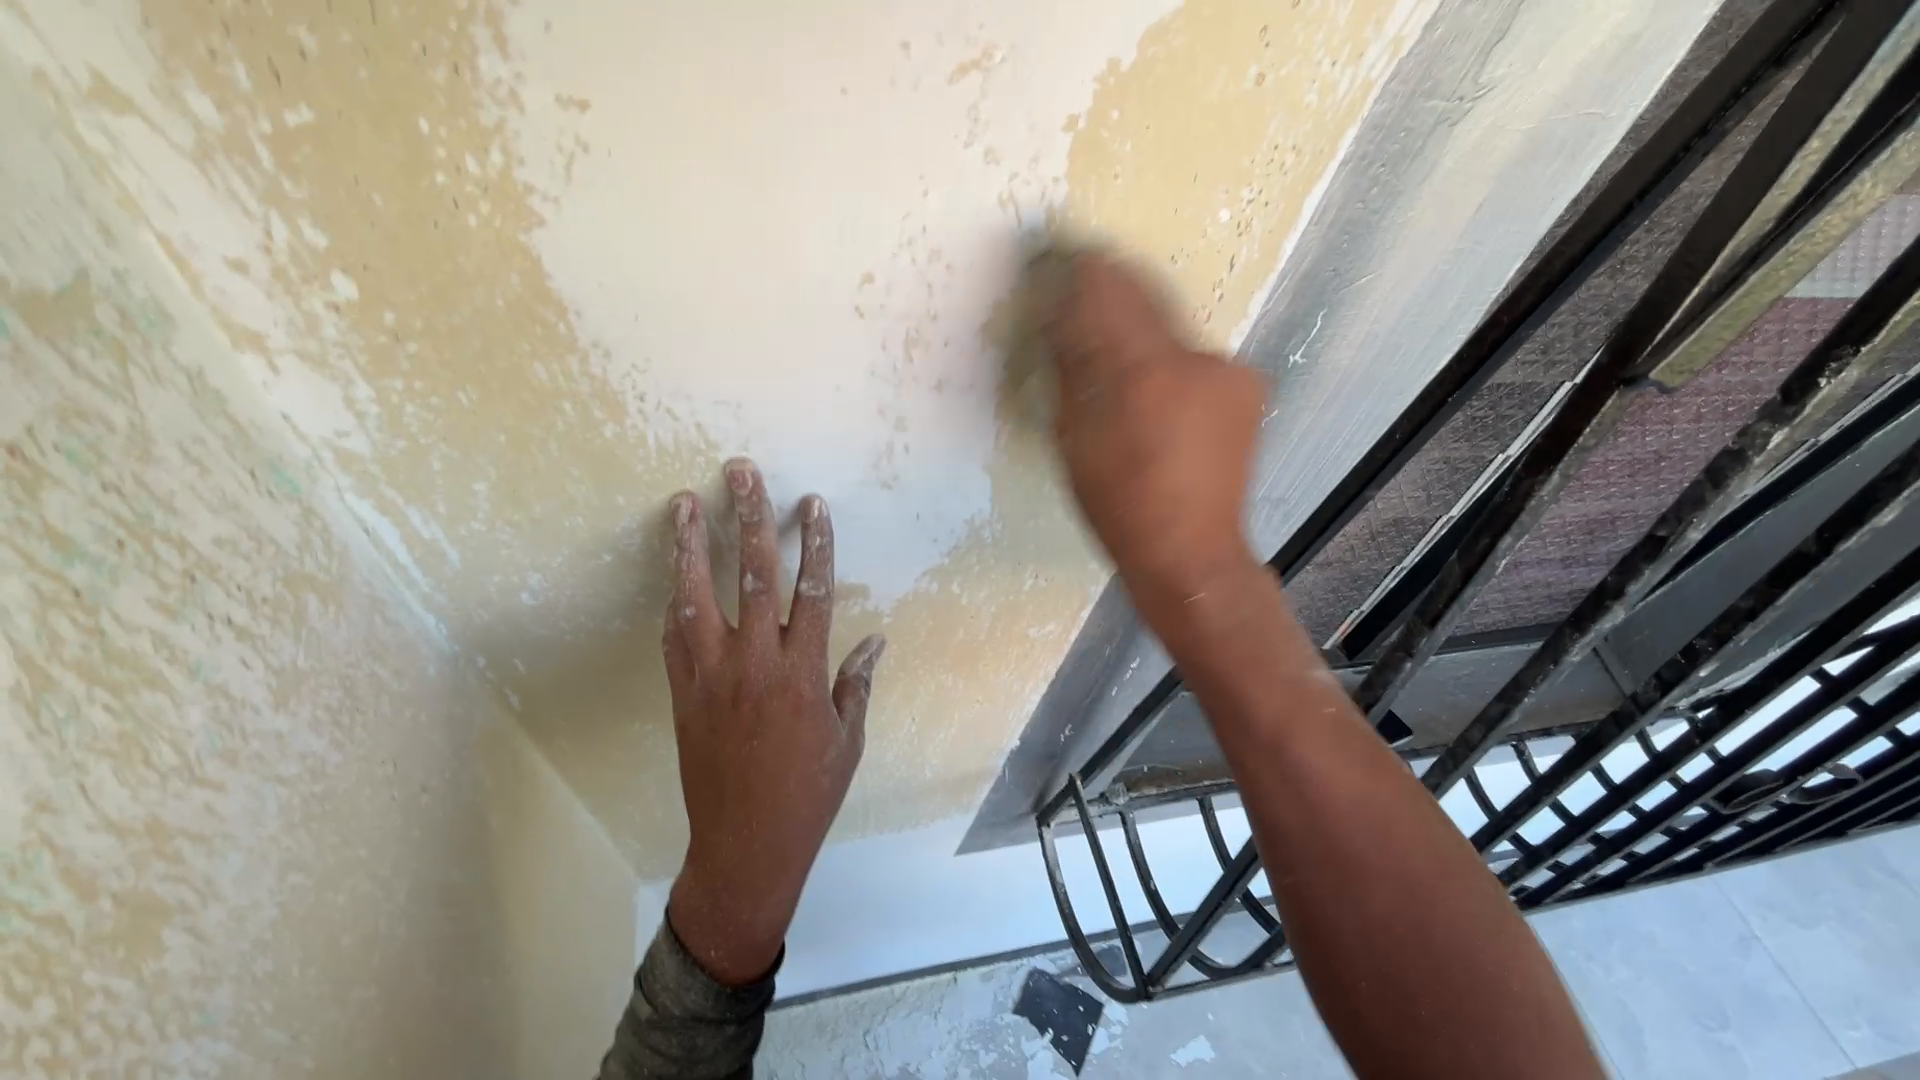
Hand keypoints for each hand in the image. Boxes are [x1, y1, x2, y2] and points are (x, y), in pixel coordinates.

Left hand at [662, 458, 885, 985]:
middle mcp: (756, 664)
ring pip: (697, 597)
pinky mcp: (683, 694)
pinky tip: (674, 575)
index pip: (813, 591)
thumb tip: (876, 639)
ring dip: (690, 546)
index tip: (811, 503)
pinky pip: (675, 637)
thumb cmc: (808, 795)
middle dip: (749, 518)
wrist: (745, 845)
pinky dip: (676, 601)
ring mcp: (711, 676)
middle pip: (753, 575)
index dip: (815, 542)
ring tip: (683, 503)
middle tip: (740, 473)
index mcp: (804, 674)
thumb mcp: (848, 742)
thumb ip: (856, 685)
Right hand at [1043, 251, 1268, 614]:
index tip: (1054, 256)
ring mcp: (1228, 370)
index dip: (1078, 267)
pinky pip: (1194, 357)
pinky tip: (1159, 395)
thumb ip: (1071, 367)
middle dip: (1107, 291)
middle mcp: (1195, 357)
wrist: (1192, 553)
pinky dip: (1170, 363)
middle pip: (1143, 295)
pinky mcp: (1247, 386)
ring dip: (1141, 331)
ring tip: (1119, 358)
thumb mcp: (1075, 438)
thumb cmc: (1118, 505)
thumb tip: (1058, 313)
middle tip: (1078, 286)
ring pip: (1170, 327)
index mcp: (1144, 374)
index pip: (1105, 289)